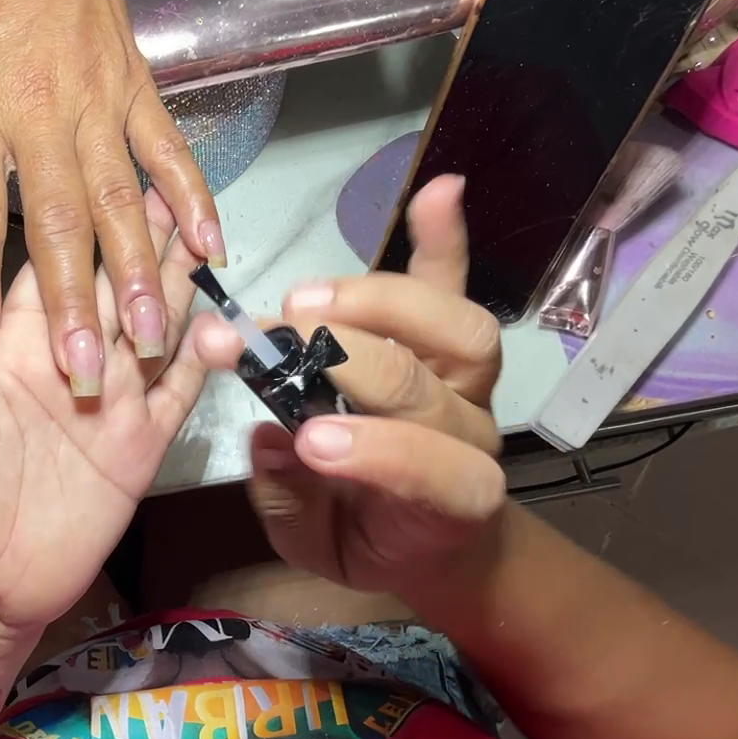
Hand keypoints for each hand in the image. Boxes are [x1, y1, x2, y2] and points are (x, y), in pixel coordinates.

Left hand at [0, 191, 209, 639]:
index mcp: (7, 356)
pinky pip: (178, 395)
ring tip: (206, 235)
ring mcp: (106, 405)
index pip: (43, 273)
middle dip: (137, 237)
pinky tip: (228, 326)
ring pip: (152, 328)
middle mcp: (62, 366)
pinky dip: (203, 361)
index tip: (87, 171)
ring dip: (177, 285)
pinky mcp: (138, 448)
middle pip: (107, 286)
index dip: (69, 224)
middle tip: (167, 183)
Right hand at [202, 175, 507, 592]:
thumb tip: (271, 438)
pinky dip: (445, 244)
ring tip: (301, 300)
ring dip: (374, 301)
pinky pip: (458, 290)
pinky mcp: (452, 349)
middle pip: (425, 381)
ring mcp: (468, 382)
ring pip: (453, 326)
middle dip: (343, 356)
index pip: (432, 469)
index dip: (376, 450)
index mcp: (448, 499)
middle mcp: (469, 431)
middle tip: (268, 340)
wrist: (432, 538)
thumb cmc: (367, 541)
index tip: (306, 439)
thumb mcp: (317, 548)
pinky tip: (440, 190)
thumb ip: (293, 503)